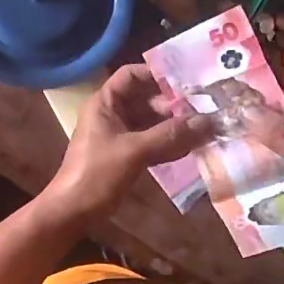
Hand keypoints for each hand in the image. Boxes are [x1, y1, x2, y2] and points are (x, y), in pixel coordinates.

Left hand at [42, 64, 213, 221]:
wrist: (73, 209)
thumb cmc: (96, 173)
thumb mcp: (134, 150)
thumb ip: (170, 134)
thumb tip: (209, 120)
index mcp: (104, 103)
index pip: (131, 75)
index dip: (157, 74)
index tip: (189, 80)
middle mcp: (112, 114)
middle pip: (148, 98)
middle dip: (176, 104)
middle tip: (209, 108)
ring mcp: (119, 135)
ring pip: (153, 121)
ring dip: (177, 125)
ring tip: (209, 127)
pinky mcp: (126, 154)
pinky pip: (152, 141)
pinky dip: (169, 142)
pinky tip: (194, 146)